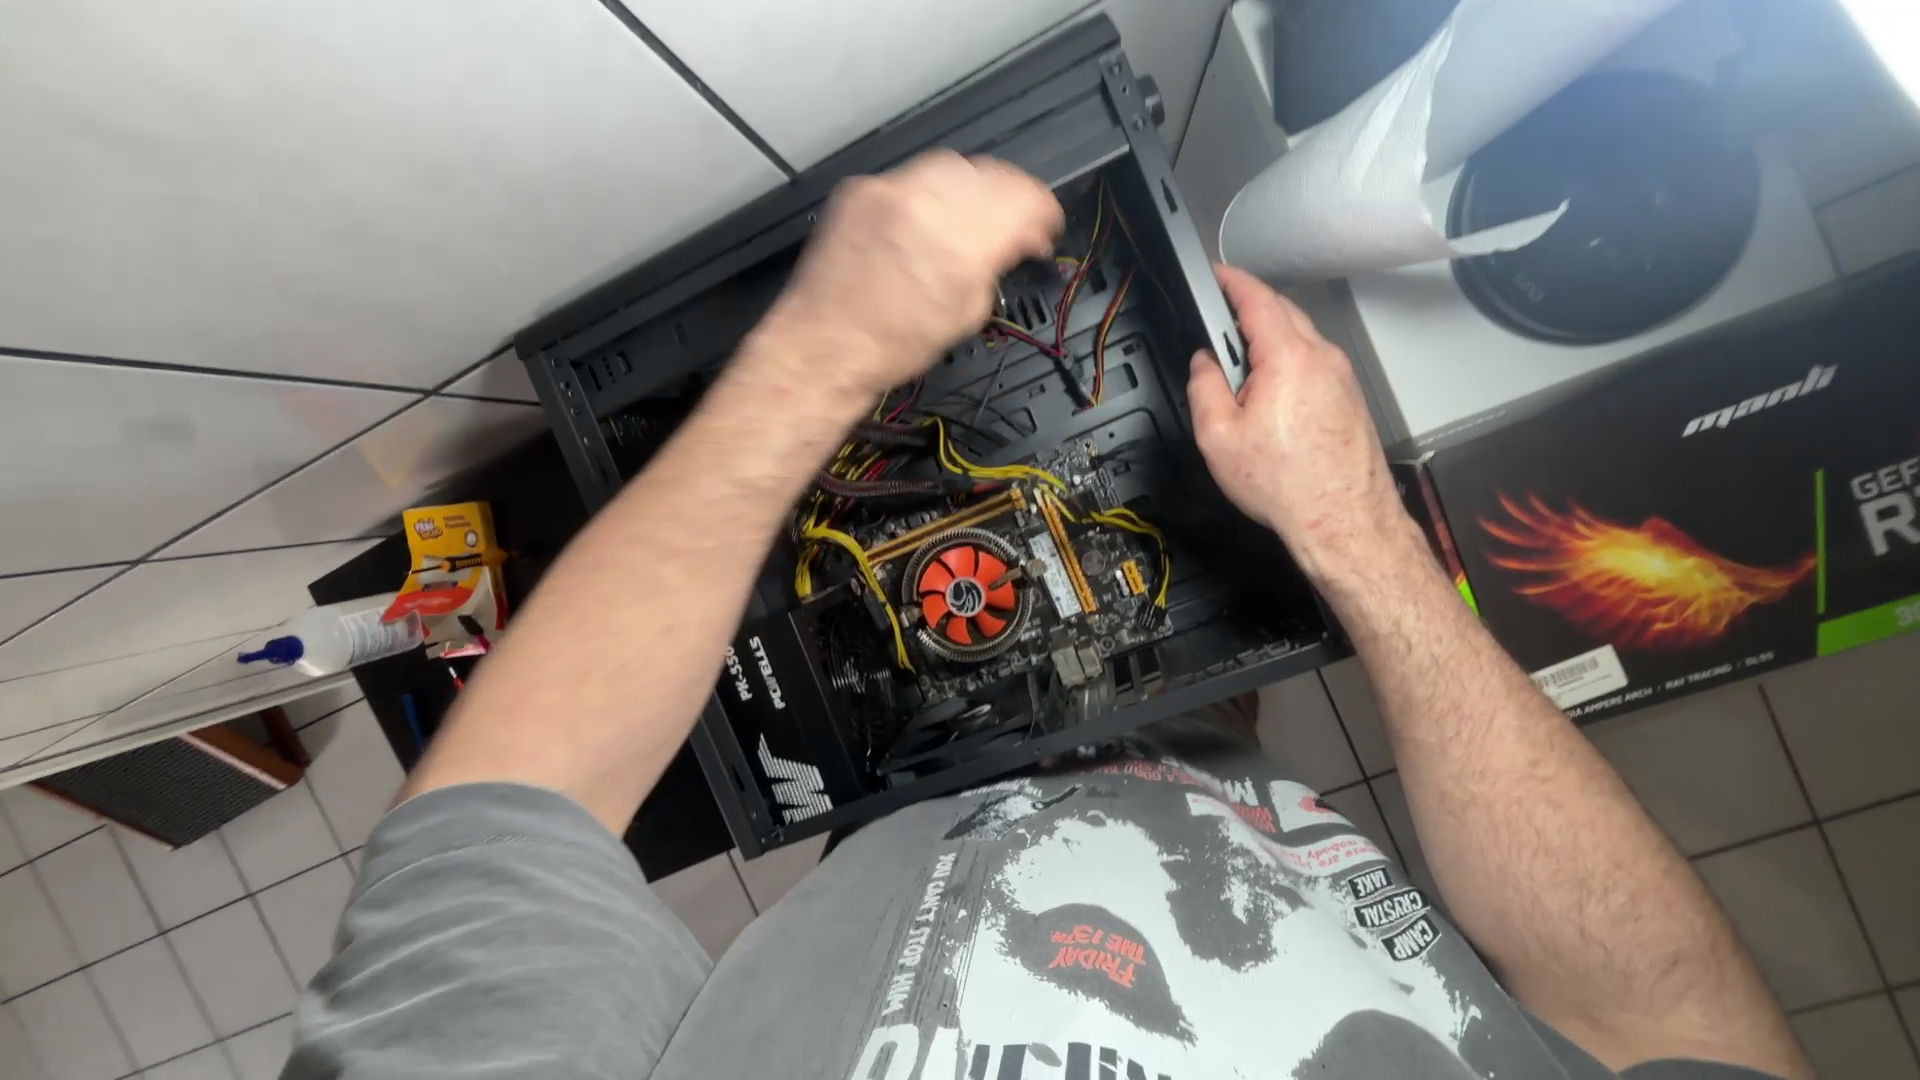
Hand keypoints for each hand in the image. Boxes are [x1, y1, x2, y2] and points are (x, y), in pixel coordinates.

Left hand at [763, 151, 1063, 397]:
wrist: (825, 346)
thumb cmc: (887, 345)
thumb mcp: (965, 315)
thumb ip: (994, 268)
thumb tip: (1013, 244)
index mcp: (960, 248)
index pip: (1022, 200)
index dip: (1043, 211)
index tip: (1045, 225)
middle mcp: (926, 210)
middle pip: (991, 175)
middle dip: (1011, 196)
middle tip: (1016, 221)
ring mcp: (890, 194)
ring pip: (954, 166)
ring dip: (974, 188)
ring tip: (976, 216)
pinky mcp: (861, 192)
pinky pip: (912, 176)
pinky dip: (932, 192)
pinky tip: (933, 217)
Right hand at [1187, 265, 1414, 584]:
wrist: (1342, 518)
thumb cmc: (1287, 483)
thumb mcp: (1218, 437)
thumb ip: (1204, 386)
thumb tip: (1204, 363)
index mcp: (1288, 358)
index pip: (1257, 297)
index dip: (1230, 280)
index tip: (1215, 274)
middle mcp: (1322, 357)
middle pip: (1281, 313)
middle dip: (1247, 310)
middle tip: (1217, 326)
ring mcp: (1340, 376)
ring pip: (1298, 339)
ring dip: (1267, 341)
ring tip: (1239, 374)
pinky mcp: (1348, 396)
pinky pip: (1312, 363)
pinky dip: (1286, 364)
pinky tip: (1268, 397)